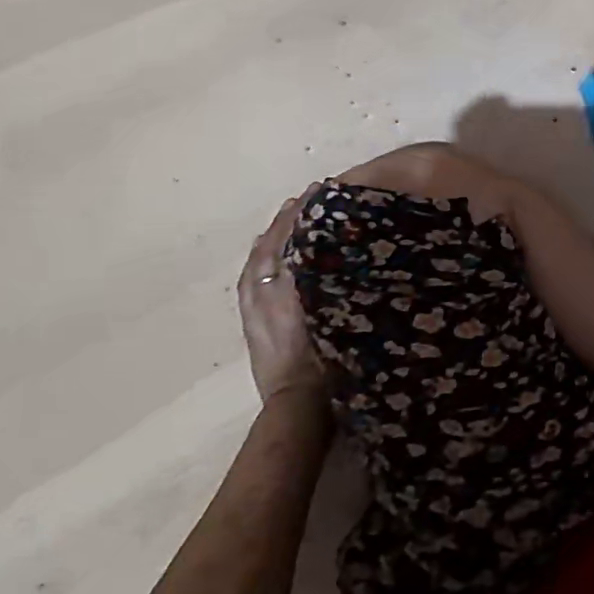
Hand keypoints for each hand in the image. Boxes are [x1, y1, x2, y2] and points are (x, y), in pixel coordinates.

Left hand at [238, 184, 323, 404]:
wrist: (300, 404)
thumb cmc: (327, 360)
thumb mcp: (337, 313)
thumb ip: (334, 277)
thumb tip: (340, 241)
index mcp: (287, 284)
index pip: (294, 235)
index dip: (309, 210)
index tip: (327, 188)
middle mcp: (266, 288)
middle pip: (276, 241)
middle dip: (294, 217)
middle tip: (313, 195)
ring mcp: (256, 305)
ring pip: (263, 256)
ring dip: (278, 232)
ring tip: (294, 213)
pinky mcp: (253, 320)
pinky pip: (254, 275)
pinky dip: (263, 255)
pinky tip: (271, 247)